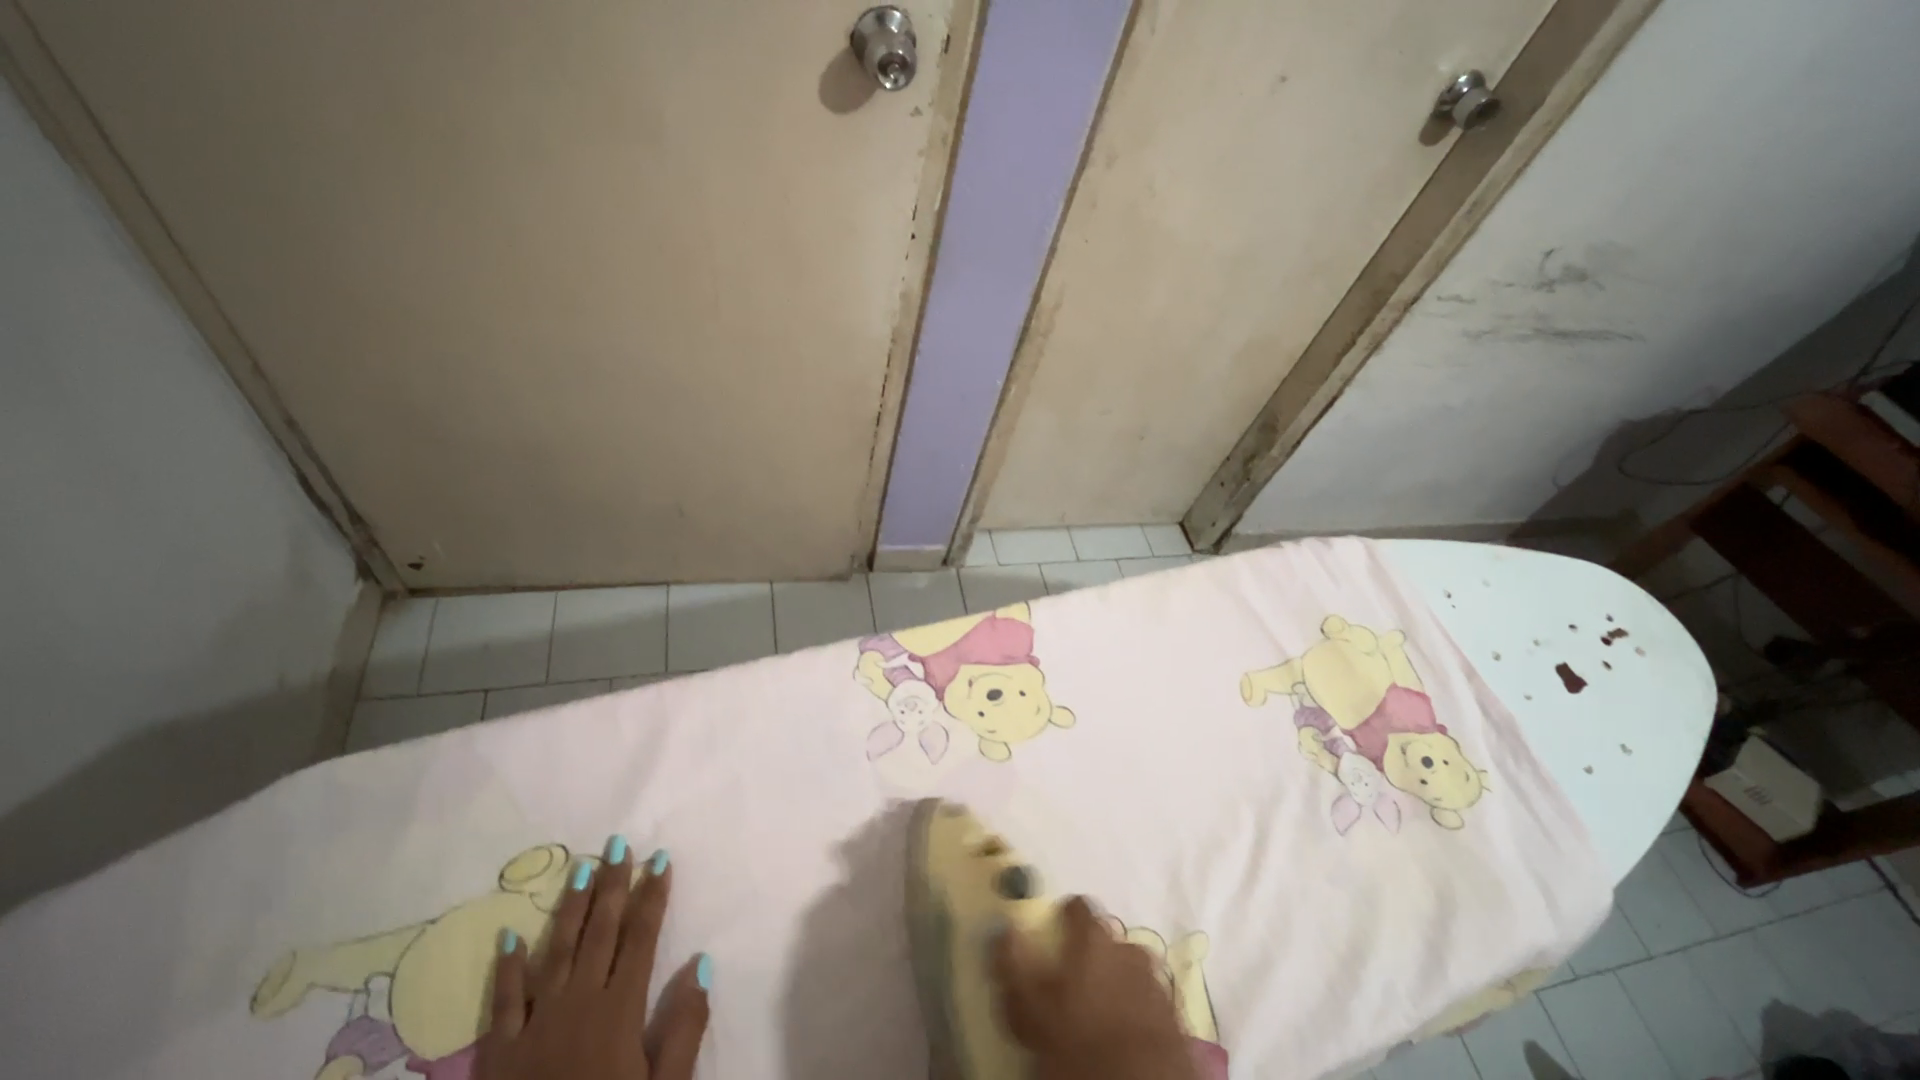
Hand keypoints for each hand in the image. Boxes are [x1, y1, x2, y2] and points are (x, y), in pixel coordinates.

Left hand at [476, 839, 709, 1079]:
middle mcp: (578, 1004)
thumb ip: (683, 1028)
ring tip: (580, 867)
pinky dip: (506, 965)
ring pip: (555, 951)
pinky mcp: (498, 1050)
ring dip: (570, 908)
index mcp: (620, 1012)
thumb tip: (701, 961)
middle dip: (613, 885)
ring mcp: (534, 1023)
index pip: (642, 939)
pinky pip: (502, 999)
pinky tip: (509, 934)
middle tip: (618, 843)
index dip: (653, 897)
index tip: (660, 859)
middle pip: (600, 933)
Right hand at [991, 897, 1199, 1079]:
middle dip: (1090, 953)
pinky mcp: (1173, 1013)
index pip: (1078, 907)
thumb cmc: (1075, 1039)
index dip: (1063, 918)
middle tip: (1070, 983)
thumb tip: (1003, 928)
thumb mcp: (1028, 1004)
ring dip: (1114, 980)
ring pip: (1129, 969)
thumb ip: (1012, 960)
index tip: (1050, 938)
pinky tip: (1122, 1028)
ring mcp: (1156, 980)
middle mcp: (1129, 948)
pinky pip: (1147, 997)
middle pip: (1106, 939)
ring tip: (1097, 1011)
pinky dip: (1134, 1005)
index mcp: (1094, 939)